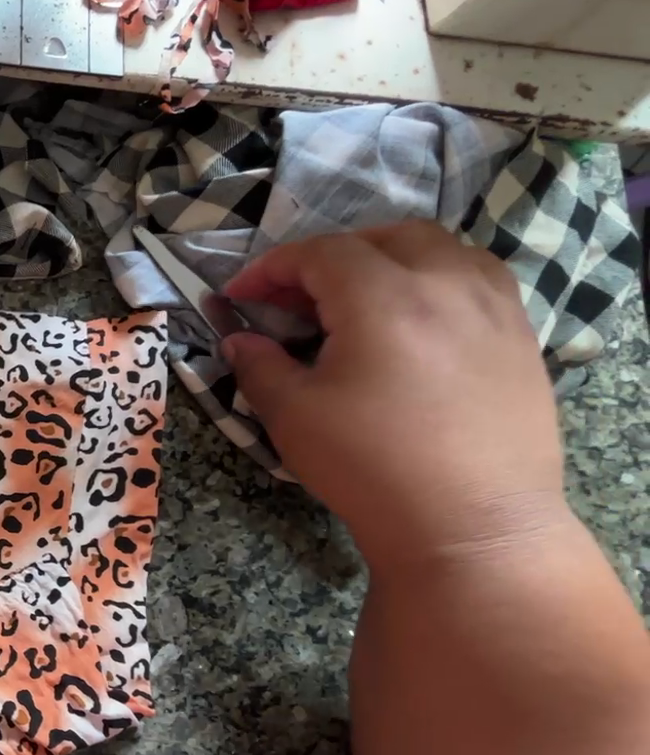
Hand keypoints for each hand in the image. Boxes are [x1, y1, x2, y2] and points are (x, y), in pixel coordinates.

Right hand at [222, 220, 568, 572]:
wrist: (466, 517)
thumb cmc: (365, 461)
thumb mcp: (289, 412)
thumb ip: (258, 365)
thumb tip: (240, 340)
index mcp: (384, 298)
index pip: (321, 253)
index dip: (269, 268)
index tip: (236, 295)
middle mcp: (447, 284)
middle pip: (384, 237)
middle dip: (327, 256)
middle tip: (289, 297)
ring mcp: (493, 306)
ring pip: (436, 250)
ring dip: (381, 262)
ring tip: (346, 304)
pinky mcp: (517, 334)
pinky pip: (470, 279)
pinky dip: (425, 282)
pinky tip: (401, 324)